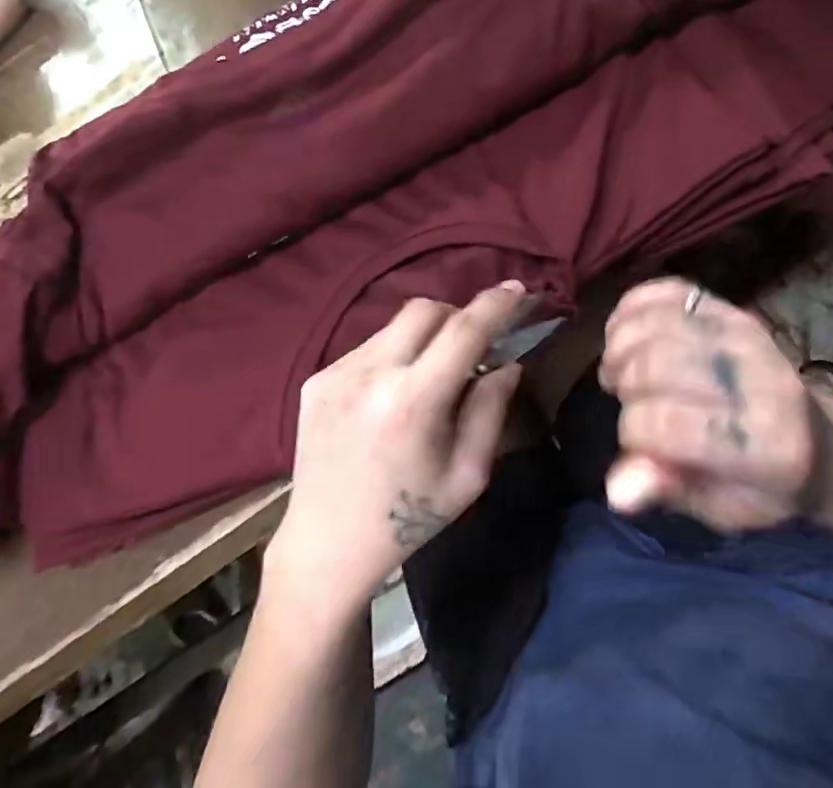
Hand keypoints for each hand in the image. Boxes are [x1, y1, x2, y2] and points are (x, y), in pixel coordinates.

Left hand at [268, 282, 528, 613]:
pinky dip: (392, 357)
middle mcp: (370, 375)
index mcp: (412, 402)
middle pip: (423, 310)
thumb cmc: (407, 519)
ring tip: (429, 377)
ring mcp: (335, 373)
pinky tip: (391, 397)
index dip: (495, 305)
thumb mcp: (467, 475)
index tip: (517, 290)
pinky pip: (366, 349)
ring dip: (422, 338)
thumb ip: (490, 411)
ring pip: (392, 327)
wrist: (327, 543)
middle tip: (473, 344)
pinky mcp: (316, 380)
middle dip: (456, 315)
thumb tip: (507, 363)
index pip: (463, 331)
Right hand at [599, 278, 816, 531]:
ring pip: (655, 325)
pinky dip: (633, 307)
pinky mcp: (737, 313)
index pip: (662, 424)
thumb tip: (617, 490)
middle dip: (625, 387)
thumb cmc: (763, 488)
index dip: (633, 434)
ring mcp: (749, 339)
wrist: (822, 447)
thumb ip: (669, 491)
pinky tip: (626, 333)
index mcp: (762, 447)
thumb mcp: (721, 509)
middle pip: (653, 365)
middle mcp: (760, 384)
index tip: (641, 446)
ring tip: (623, 370)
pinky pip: (669, 291)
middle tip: (628, 402)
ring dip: (621, 348)